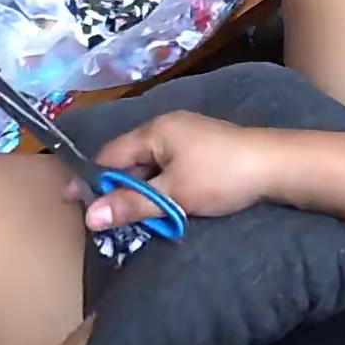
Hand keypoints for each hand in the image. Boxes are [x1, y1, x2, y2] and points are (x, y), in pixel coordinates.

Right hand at [74, 112, 280, 230]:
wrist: (273, 164)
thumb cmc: (221, 175)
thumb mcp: (174, 194)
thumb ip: (132, 204)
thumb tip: (89, 216)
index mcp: (157, 130)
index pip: (110, 154)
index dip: (90, 179)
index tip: (70, 202)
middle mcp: (168, 126)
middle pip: (129, 158)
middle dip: (114, 187)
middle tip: (98, 218)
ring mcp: (187, 135)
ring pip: (149, 163)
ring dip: (138, 189)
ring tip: (126, 217)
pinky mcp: (201, 147)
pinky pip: (166, 165)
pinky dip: (157, 184)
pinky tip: (157, 205)